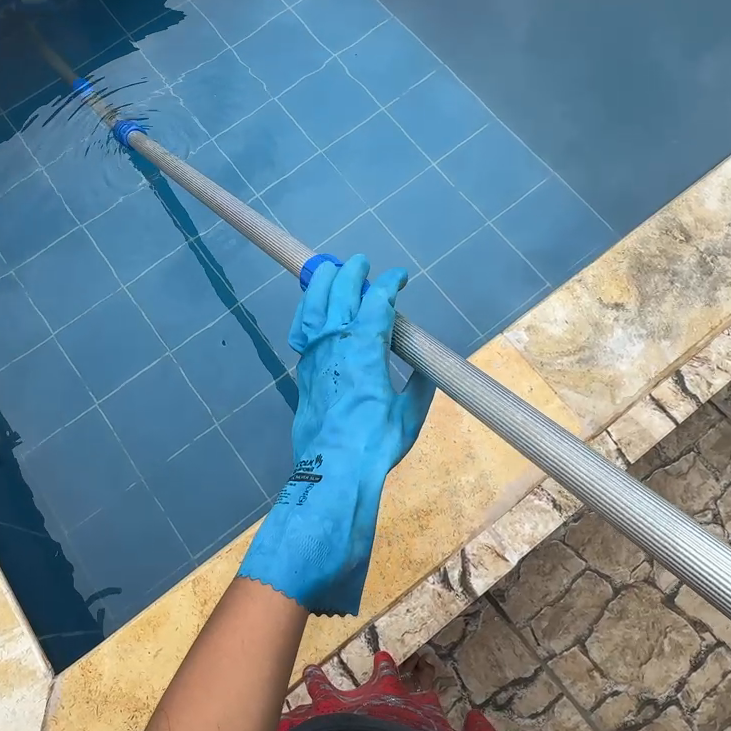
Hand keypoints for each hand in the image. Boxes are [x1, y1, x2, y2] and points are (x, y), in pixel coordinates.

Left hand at [238, 255, 436, 614]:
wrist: (333, 468)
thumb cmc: (376, 441)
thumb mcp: (409, 413)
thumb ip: (419, 388)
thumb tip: (428, 373)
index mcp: (365, 345)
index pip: (377, 300)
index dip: (389, 283)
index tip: (399, 276)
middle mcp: (336, 341)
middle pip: (340, 292)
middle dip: (352, 272)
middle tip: (360, 262)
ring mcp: (314, 353)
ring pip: (313, 305)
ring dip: (322, 283)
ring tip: (328, 269)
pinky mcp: (302, 369)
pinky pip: (303, 328)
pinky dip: (308, 310)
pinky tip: (311, 308)